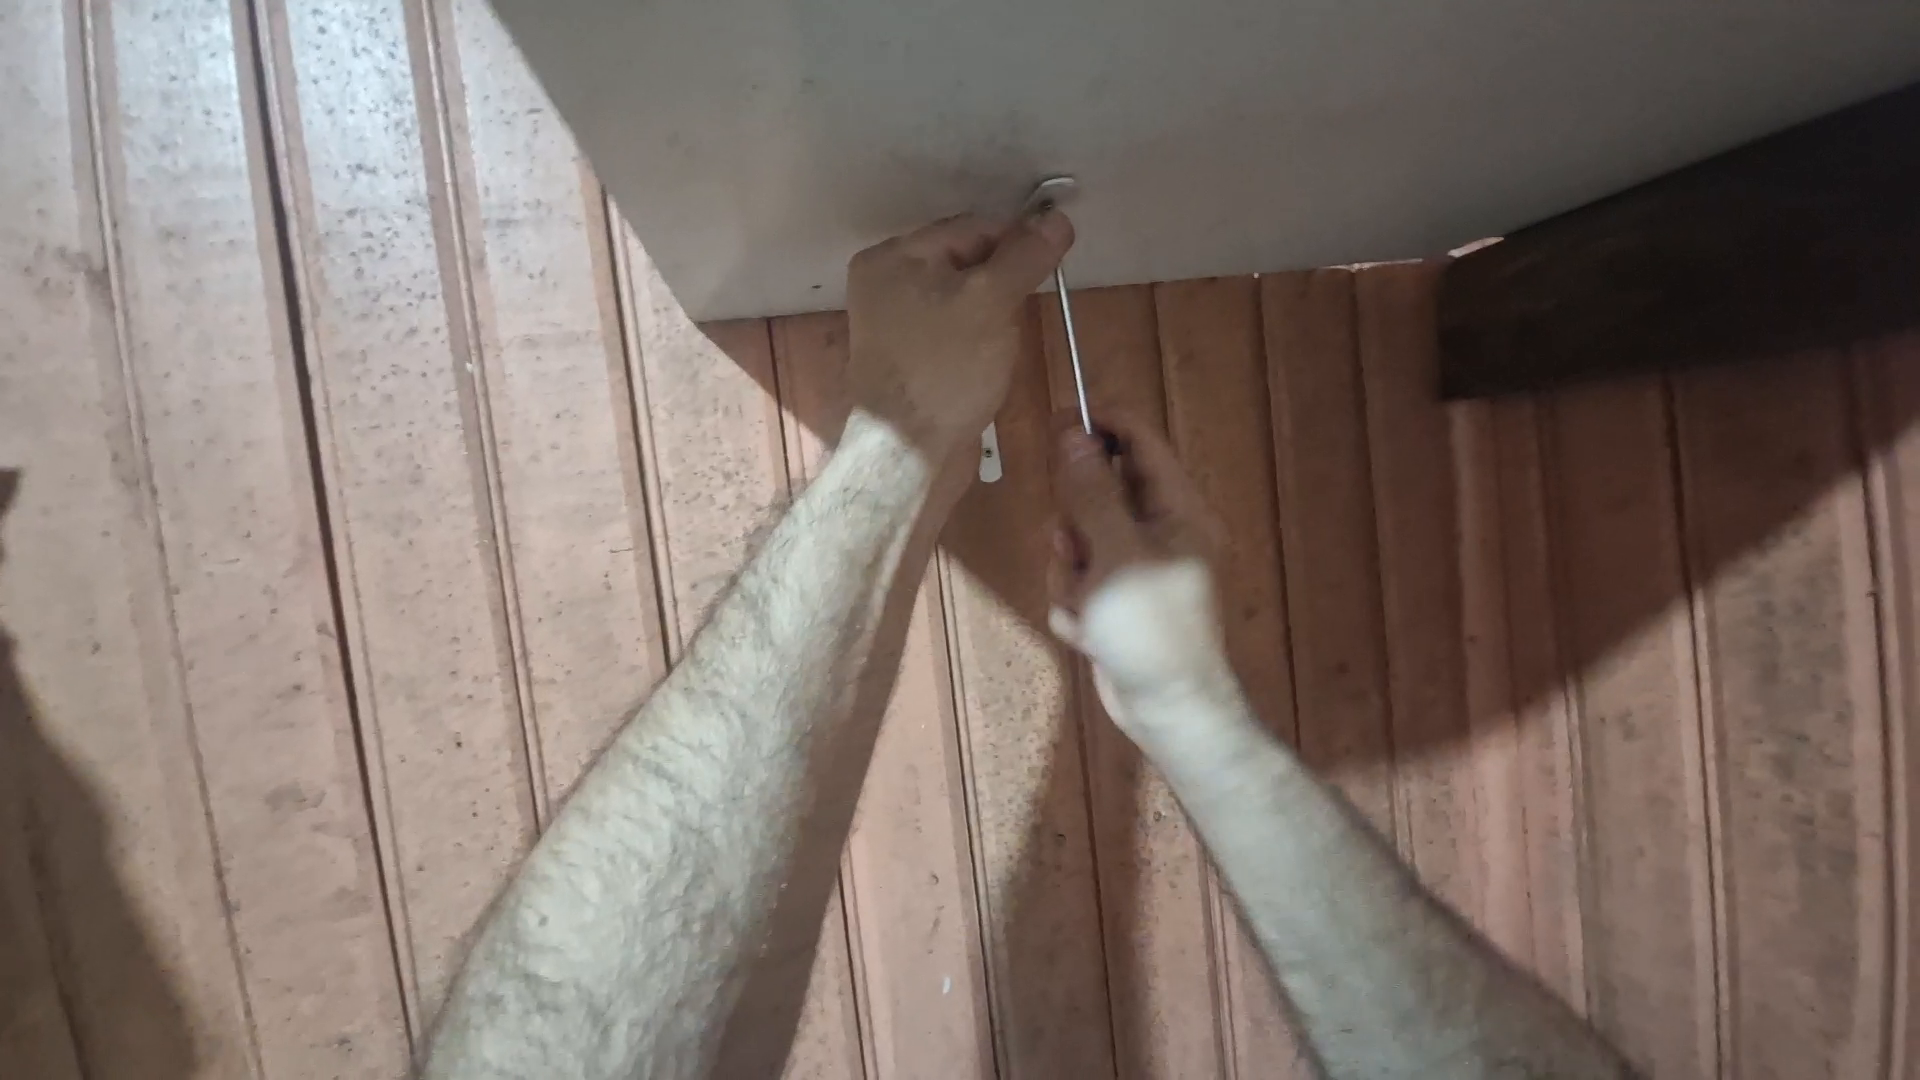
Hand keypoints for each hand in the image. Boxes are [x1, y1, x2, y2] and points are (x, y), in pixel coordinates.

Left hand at [845, 211, 1073, 462]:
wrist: (910, 452)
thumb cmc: (946, 370)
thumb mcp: (991, 302)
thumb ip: (1024, 256)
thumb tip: (1058, 219)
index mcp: (893, 258)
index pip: (969, 228)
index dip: (1015, 240)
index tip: (1054, 260)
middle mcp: (885, 286)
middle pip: (964, 262)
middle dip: (1003, 283)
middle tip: (1026, 308)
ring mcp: (895, 327)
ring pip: (962, 301)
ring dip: (994, 315)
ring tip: (1004, 343)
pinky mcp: (910, 362)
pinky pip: (953, 334)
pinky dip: (978, 341)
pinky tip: (991, 362)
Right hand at [1046, 413, 1236, 744]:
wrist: (1166, 710)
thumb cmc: (1151, 627)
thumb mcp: (1118, 553)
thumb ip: (1092, 493)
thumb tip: (1074, 433)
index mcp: (1176, 509)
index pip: (1138, 442)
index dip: (1100, 425)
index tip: (1058, 420)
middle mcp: (1157, 532)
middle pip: (1097, 493)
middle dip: (1075, 525)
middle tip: (1075, 550)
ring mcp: (1133, 569)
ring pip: (1078, 541)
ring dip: (1071, 574)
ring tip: (1087, 603)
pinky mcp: (1114, 600)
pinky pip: (1077, 580)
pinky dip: (1075, 604)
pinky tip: (1090, 631)